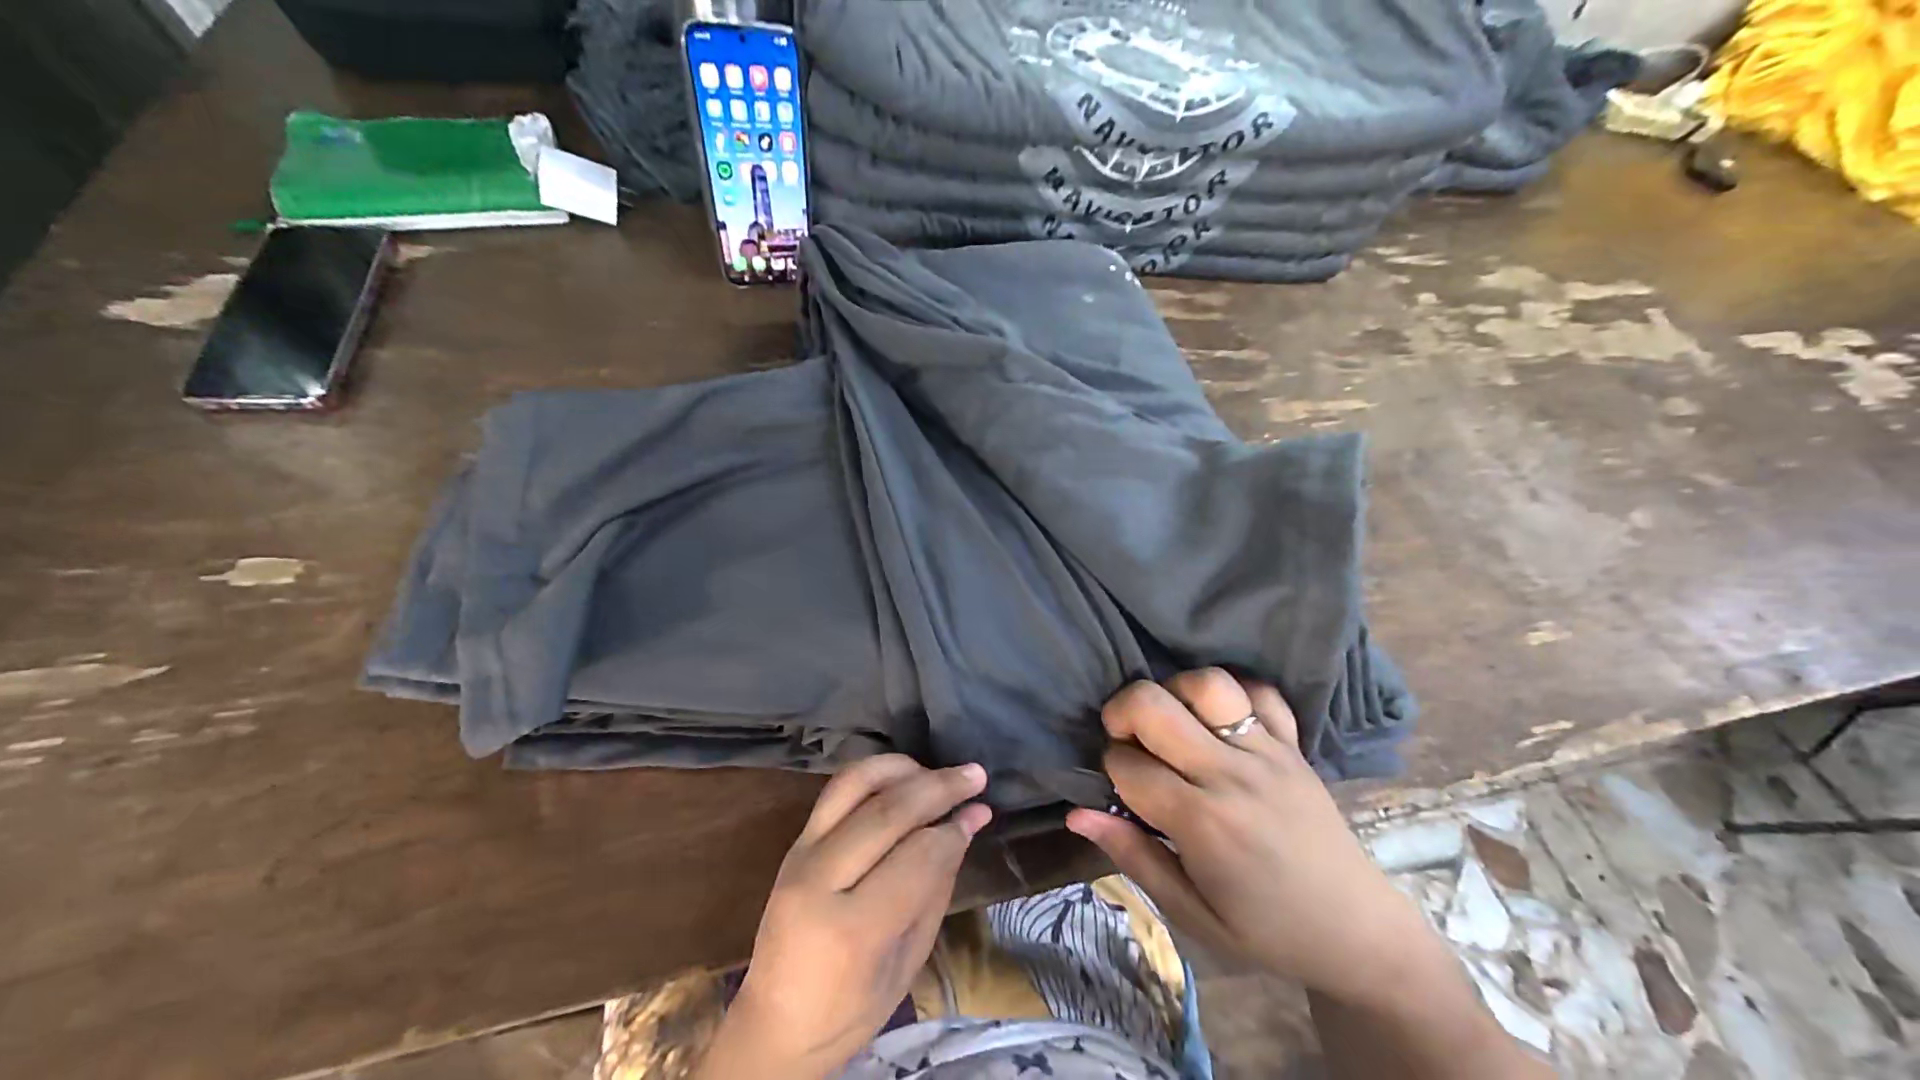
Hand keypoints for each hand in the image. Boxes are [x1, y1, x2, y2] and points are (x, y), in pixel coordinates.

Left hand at [694, 756, 991, 1079]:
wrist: (775, 1021)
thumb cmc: (850, 1009)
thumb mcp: (908, 959)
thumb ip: (937, 885)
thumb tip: (969, 822)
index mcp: (852, 930)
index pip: (916, 857)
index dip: (953, 830)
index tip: (979, 813)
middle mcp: (820, 880)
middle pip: (887, 811)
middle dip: (939, 786)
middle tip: (976, 774)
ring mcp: (800, 854)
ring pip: (855, 785)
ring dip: (903, 768)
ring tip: (939, 772)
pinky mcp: (794, 842)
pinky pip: (836, 790)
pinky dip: (874, 773)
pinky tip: (903, 776)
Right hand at [1066, 669, 1442, 1006]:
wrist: (1359, 932)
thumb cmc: (1266, 931)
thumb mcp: (1191, 913)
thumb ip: (1133, 857)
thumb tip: (1076, 814)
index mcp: (1202, 822)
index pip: (1128, 765)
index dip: (1109, 767)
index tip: (1118, 786)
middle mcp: (1231, 775)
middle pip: (1155, 706)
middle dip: (1122, 711)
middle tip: (1124, 737)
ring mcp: (1268, 753)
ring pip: (1208, 684)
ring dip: (1175, 691)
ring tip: (1171, 720)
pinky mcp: (1295, 746)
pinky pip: (1262, 692)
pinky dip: (1234, 693)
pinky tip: (1220, 718)